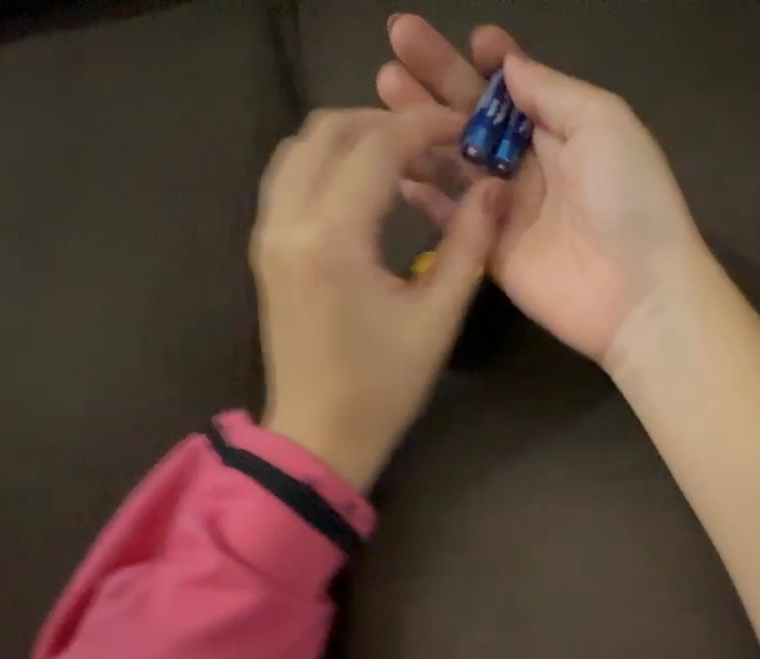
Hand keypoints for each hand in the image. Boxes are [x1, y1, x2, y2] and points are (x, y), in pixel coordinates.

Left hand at [253, 106, 506, 489]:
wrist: (319, 435)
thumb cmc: (383, 387)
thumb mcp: (437, 320)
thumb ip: (468, 246)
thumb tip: (494, 190)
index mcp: (332, 238)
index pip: (376, 146)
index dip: (423, 127)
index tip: (462, 130)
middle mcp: (288, 220)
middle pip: (328, 129)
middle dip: (386, 123)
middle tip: (434, 143)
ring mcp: (268, 233)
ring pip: (301, 147)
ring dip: (352, 138)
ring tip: (402, 160)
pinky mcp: (265, 248)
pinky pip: (289, 177)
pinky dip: (326, 163)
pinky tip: (365, 190)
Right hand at [379, 16, 709, 371]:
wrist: (638, 294)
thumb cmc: (630, 200)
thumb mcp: (604, 124)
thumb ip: (553, 92)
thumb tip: (508, 66)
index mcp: (565, 132)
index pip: (517, 90)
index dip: (490, 63)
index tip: (467, 39)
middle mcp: (532, 167)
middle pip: (476, 118)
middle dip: (439, 80)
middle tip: (397, 44)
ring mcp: (508, 211)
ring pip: (455, 161)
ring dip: (421, 127)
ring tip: (384, 87)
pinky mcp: (491, 253)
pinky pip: (451, 218)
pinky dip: (424, 195)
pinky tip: (392, 165)